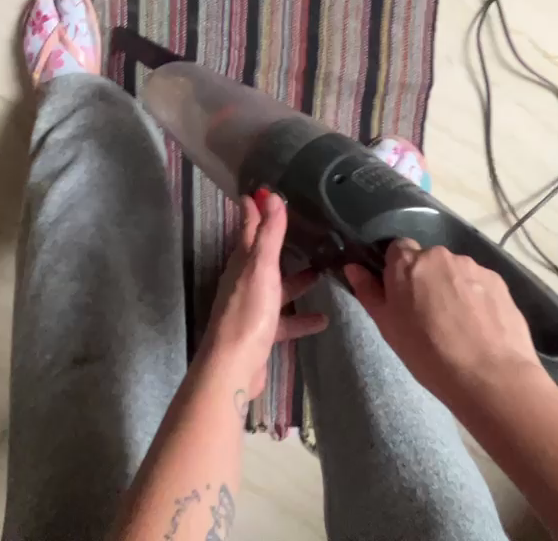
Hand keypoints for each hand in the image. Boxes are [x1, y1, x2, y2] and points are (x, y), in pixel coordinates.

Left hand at [199, 190, 327, 402]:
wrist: (233, 366)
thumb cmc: (248, 312)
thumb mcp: (261, 268)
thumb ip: (269, 235)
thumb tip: (271, 196)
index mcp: (242, 263)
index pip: (248, 228)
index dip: (253, 209)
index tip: (260, 191)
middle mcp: (244, 281)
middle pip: (262, 256)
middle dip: (277, 242)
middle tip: (300, 228)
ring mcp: (252, 307)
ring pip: (276, 287)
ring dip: (296, 280)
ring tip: (321, 273)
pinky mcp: (261, 332)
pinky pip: (285, 320)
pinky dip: (302, 318)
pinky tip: (323, 319)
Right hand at [343, 239, 546, 405]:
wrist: (490, 378)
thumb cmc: (428, 353)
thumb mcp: (387, 327)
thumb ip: (368, 291)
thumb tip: (353, 267)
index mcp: (407, 262)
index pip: (397, 249)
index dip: (398, 270)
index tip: (402, 294)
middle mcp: (439, 255)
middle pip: (428, 260)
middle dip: (427, 279)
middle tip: (430, 314)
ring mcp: (472, 267)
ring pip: (455, 272)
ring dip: (453, 288)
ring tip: (459, 324)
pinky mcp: (500, 282)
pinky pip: (480, 283)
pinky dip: (477, 298)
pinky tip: (480, 327)